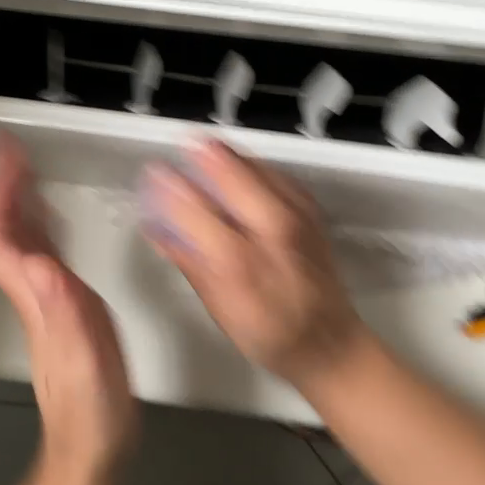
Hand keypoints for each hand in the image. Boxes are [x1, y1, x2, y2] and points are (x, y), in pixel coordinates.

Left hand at [0, 132, 137, 484]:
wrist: (89, 454)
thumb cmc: (93, 416)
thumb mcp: (87, 368)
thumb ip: (66, 319)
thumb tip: (43, 264)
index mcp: (39, 301)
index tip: (2, 154)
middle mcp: (34, 296)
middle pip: (0, 233)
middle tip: (8, 145)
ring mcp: (45, 304)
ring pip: (17, 241)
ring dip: (14, 200)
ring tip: (25, 165)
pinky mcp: (62, 311)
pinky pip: (41, 254)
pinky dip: (39, 224)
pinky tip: (49, 213)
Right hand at [142, 139, 369, 390]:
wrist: (329, 342)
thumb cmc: (268, 334)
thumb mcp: (220, 308)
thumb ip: (190, 263)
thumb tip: (157, 230)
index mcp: (240, 262)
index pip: (198, 212)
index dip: (172, 189)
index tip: (155, 172)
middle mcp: (271, 232)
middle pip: (234, 178)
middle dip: (205, 156)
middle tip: (183, 142)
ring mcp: (297, 218)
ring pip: (259, 170)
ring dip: (230, 156)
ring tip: (205, 146)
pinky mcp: (312, 213)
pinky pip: (279, 177)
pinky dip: (255, 167)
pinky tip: (241, 166)